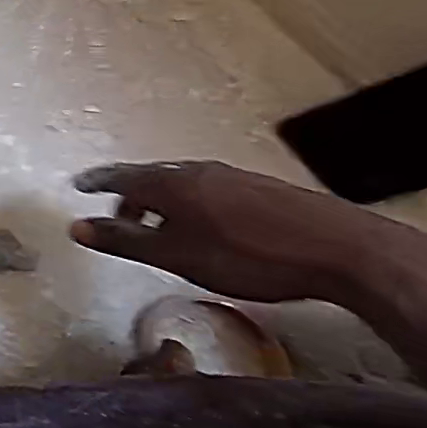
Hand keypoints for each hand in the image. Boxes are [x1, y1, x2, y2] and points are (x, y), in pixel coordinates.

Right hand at [68, 160, 403, 303]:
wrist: (352, 254)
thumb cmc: (247, 256)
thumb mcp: (174, 255)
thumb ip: (122, 241)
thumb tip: (74, 227)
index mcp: (167, 183)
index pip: (117, 176)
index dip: (95, 182)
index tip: (79, 185)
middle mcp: (196, 172)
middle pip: (151, 178)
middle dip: (131, 196)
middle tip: (122, 218)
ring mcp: (236, 178)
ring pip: (184, 184)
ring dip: (165, 201)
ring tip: (165, 226)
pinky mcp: (268, 191)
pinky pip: (213, 190)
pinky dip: (196, 203)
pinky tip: (210, 226)